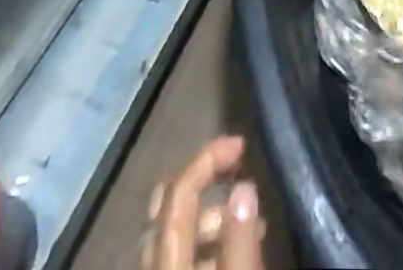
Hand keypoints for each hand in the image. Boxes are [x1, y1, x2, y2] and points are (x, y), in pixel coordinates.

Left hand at [141, 136, 263, 269]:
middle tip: (239, 174)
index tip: (239, 143)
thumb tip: (244, 187)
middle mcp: (151, 260)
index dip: (208, 160)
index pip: (179, 192)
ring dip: (210, 217)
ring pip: (175, 231)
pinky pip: (179, 254)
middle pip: (169, 204)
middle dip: (205, 182)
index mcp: (165, 254)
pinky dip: (205, 243)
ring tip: (251, 222)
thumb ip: (239, 243)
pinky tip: (232, 250)